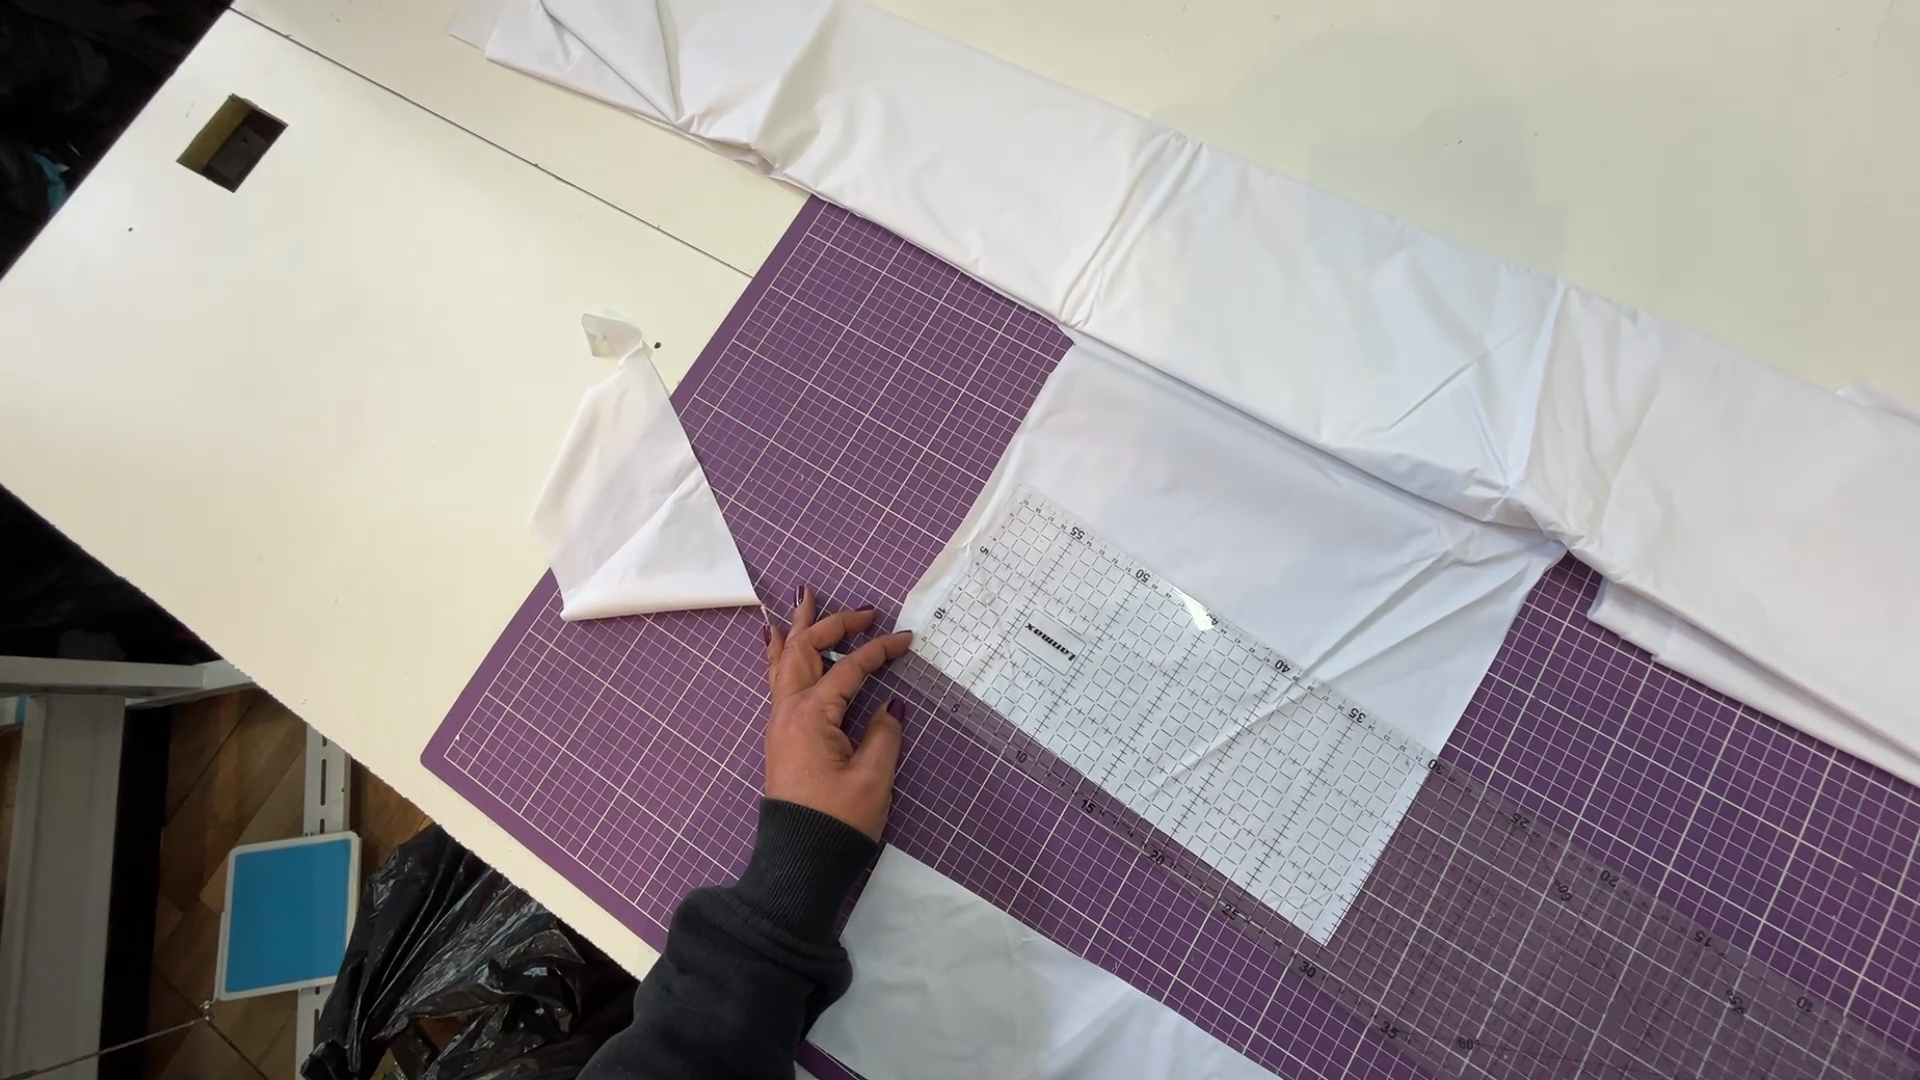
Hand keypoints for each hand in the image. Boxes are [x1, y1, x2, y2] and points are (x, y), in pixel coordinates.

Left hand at [763, 586, 913, 839]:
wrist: (799, 863)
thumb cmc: (838, 820)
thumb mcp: (873, 777)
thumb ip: (883, 733)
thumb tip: (891, 706)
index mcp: (812, 714)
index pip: (850, 668)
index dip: (880, 650)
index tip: (908, 640)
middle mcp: (789, 710)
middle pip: (806, 649)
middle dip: (833, 622)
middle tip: (863, 610)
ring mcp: (781, 722)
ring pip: (785, 661)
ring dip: (799, 629)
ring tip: (804, 599)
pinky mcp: (783, 736)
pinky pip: (780, 680)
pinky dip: (783, 654)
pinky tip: (779, 643)